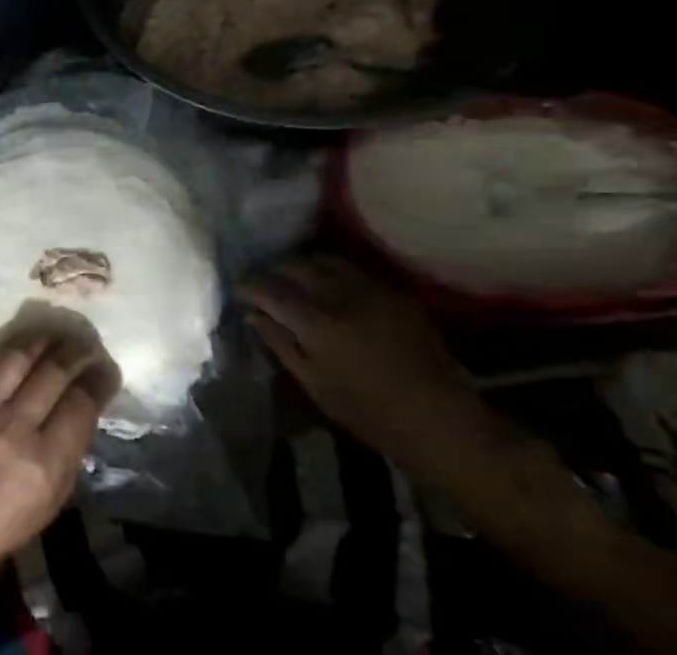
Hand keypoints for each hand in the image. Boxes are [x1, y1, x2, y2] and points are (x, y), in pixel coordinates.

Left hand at [0, 333, 119, 573]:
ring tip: (62, 338)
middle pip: (53, 372)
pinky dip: (15, 348)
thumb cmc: (19, 515)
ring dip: (47, 341)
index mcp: (45, 460)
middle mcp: (14, 428)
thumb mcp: (61, 487)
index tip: (109, 370)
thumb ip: (77, 438)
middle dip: (79, 353)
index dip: (100, 380)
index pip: (80, 402)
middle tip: (91, 346)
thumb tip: (91, 393)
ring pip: (21, 357)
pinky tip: (30, 344)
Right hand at [246, 255, 483, 462]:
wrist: (438, 417)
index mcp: (318, 322)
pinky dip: (332, 273)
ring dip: (303, 265)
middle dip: (274, 270)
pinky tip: (330, 288)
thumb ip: (281, 343)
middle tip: (263, 283)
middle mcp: (342, 294)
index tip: (239, 289)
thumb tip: (255, 315)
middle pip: (297, 265)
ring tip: (293, 278)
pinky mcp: (395, 291)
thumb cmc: (368, 412)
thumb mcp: (314, 384)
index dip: (250, 286)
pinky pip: (354, 271)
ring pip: (326, 259)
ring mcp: (372, 288)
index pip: (271, 290)